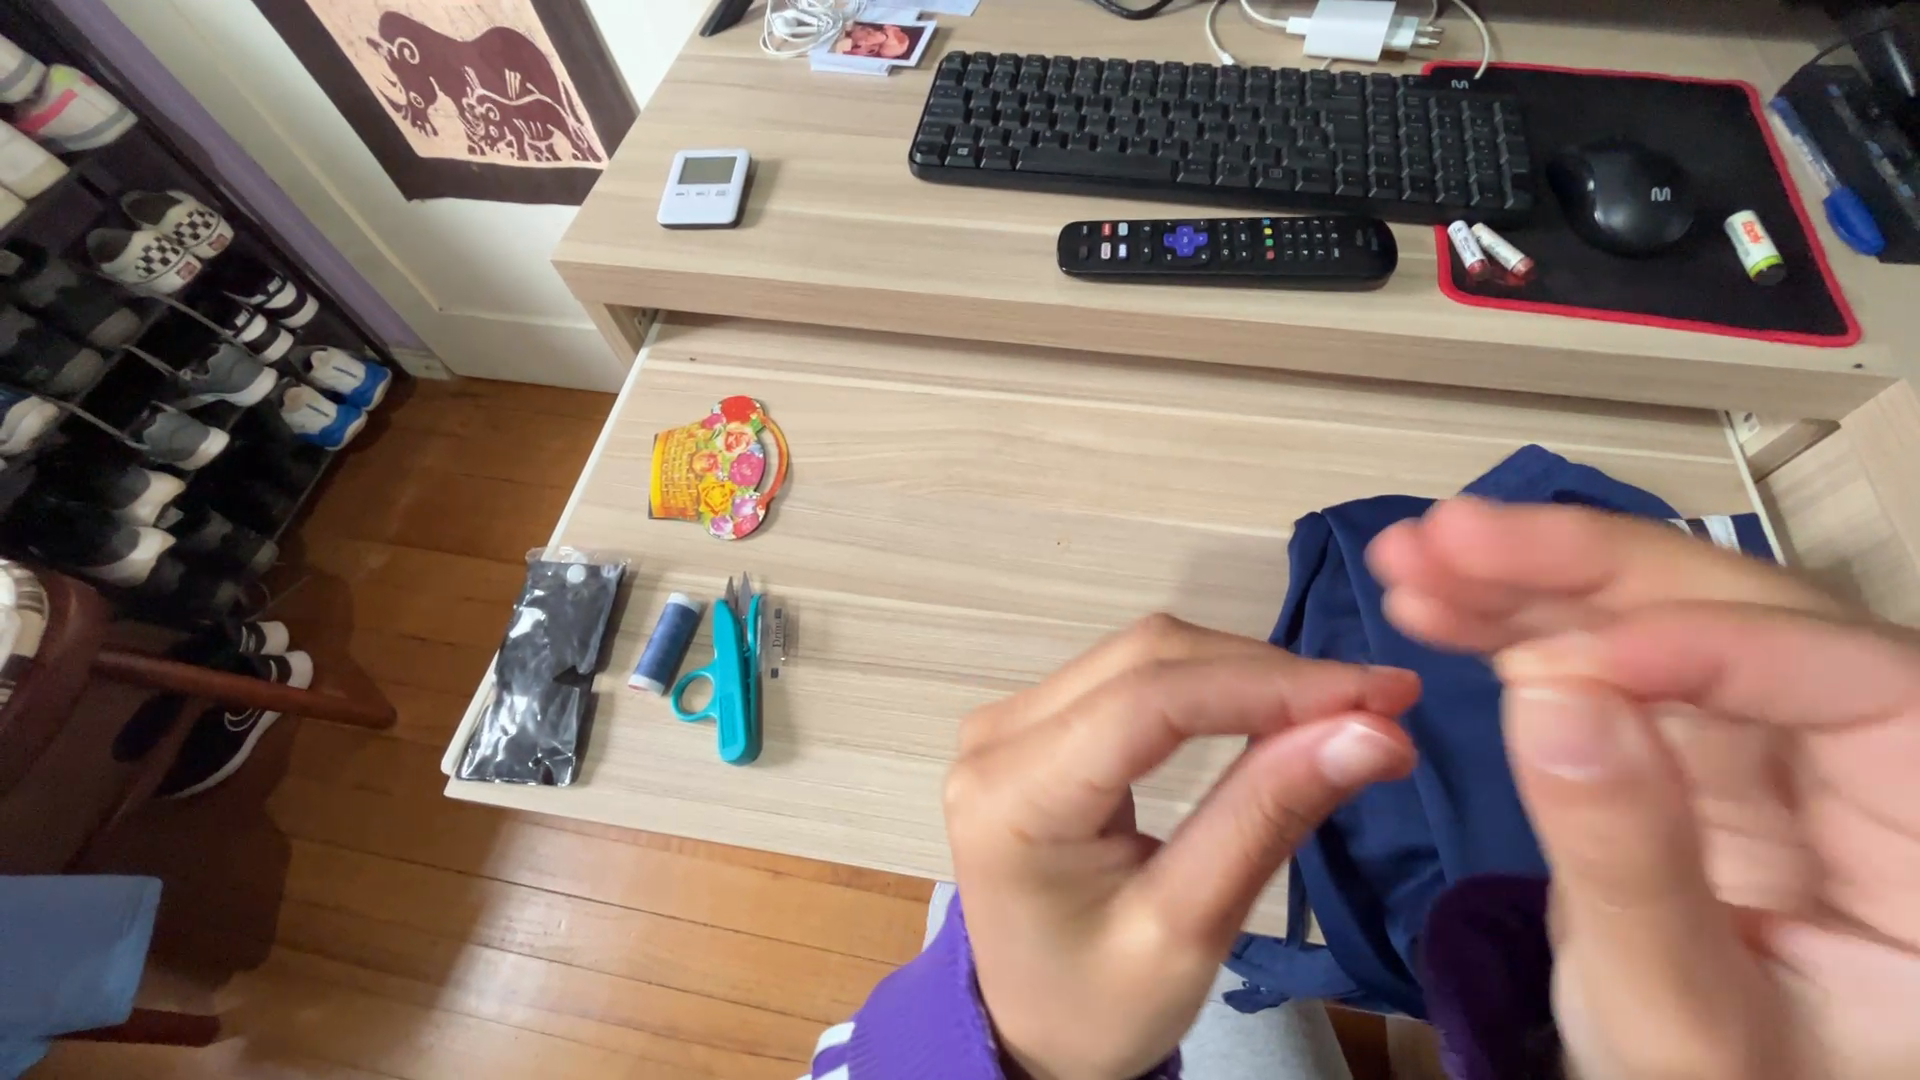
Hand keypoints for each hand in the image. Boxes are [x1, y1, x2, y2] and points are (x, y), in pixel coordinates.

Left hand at [946, 615, 1420, 1079]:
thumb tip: (1372, 733)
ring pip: (1139, 656)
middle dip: (1264, 672)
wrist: (1023, 1019)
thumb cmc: (1096, 1003)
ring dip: (1240, 672)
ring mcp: (1006, 721)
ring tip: (1334, 708)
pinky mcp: (1029, 722)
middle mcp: (995, 737)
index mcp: (1012, 797)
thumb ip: (1265, 819)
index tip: (1384, 694)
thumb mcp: (1186, 932)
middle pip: (1142, 660)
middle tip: (1374, 705)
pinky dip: (1204, 683)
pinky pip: (1125, 675)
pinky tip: (1263, 705)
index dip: (1268, 685)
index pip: (1146, 703)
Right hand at [1369, 499, 1919, 1078]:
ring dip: (1516, 577)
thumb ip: (1628, 860)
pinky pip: (1586, 652)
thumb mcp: (1673, 1013)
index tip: (1533, 664)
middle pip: (1736, 607)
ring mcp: (1758, 735)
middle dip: (1576, 563)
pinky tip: (1427, 602)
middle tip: (1442, 534)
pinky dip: (1502, 622)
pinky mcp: (1668, 733)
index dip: (1696, 648)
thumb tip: (1551, 690)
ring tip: (1406, 555)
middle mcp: (1869, 754)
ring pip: (1643, 609)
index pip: (1857, 684)